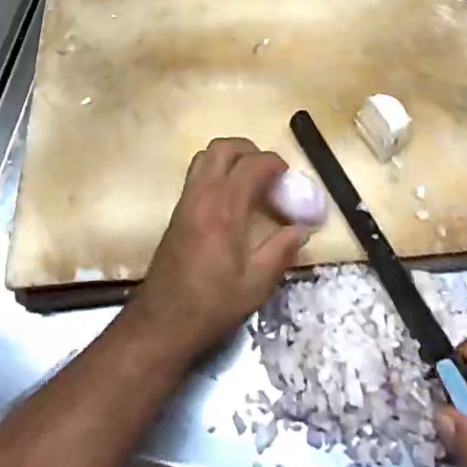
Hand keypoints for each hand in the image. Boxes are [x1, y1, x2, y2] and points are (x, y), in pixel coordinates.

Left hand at [122, 138, 307, 358]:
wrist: (164, 318)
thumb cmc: (213, 303)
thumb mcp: (257, 284)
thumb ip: (281, 250)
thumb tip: (302, 228)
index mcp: (224, 209)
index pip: (250, 165)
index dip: (273, 163)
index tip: (288, 175)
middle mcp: (202, 194)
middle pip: (223, 148)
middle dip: (250, 150)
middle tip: (269, 172)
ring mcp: (186, 199)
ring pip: (206, 156)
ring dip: (230, 157)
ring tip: (251, 180)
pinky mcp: (178, 208)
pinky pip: (197, 172)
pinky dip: (217, 170)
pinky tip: (232, 197)